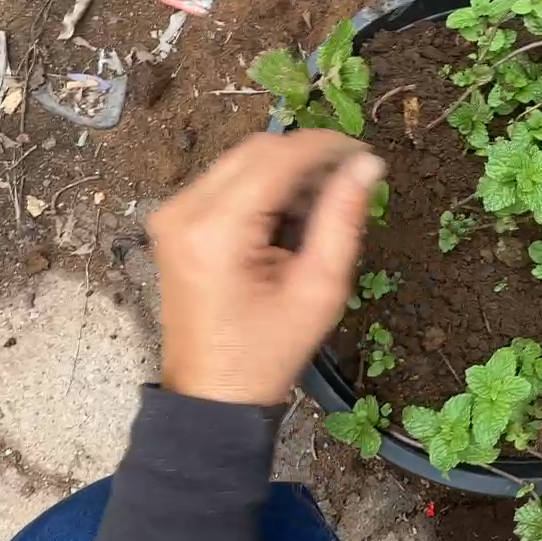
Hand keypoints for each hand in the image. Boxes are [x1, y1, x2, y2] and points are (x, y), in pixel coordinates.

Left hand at [147, 130, 384, 404]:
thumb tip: (368, 165)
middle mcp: (185, 210)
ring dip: (289, 171)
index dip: (327, 146)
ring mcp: (174, 213)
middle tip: (349, 181)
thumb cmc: (269, 350)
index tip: (365, 155)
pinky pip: (228, 180)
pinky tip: (290, 217)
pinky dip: (266, 185)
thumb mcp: (320, 289)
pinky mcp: (176, 221)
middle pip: (258, 150)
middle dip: (309, 157)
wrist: (212, 394)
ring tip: (322, 207)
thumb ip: (343, 219)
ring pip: (243, 160)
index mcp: (217, 230)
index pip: (278, 157)